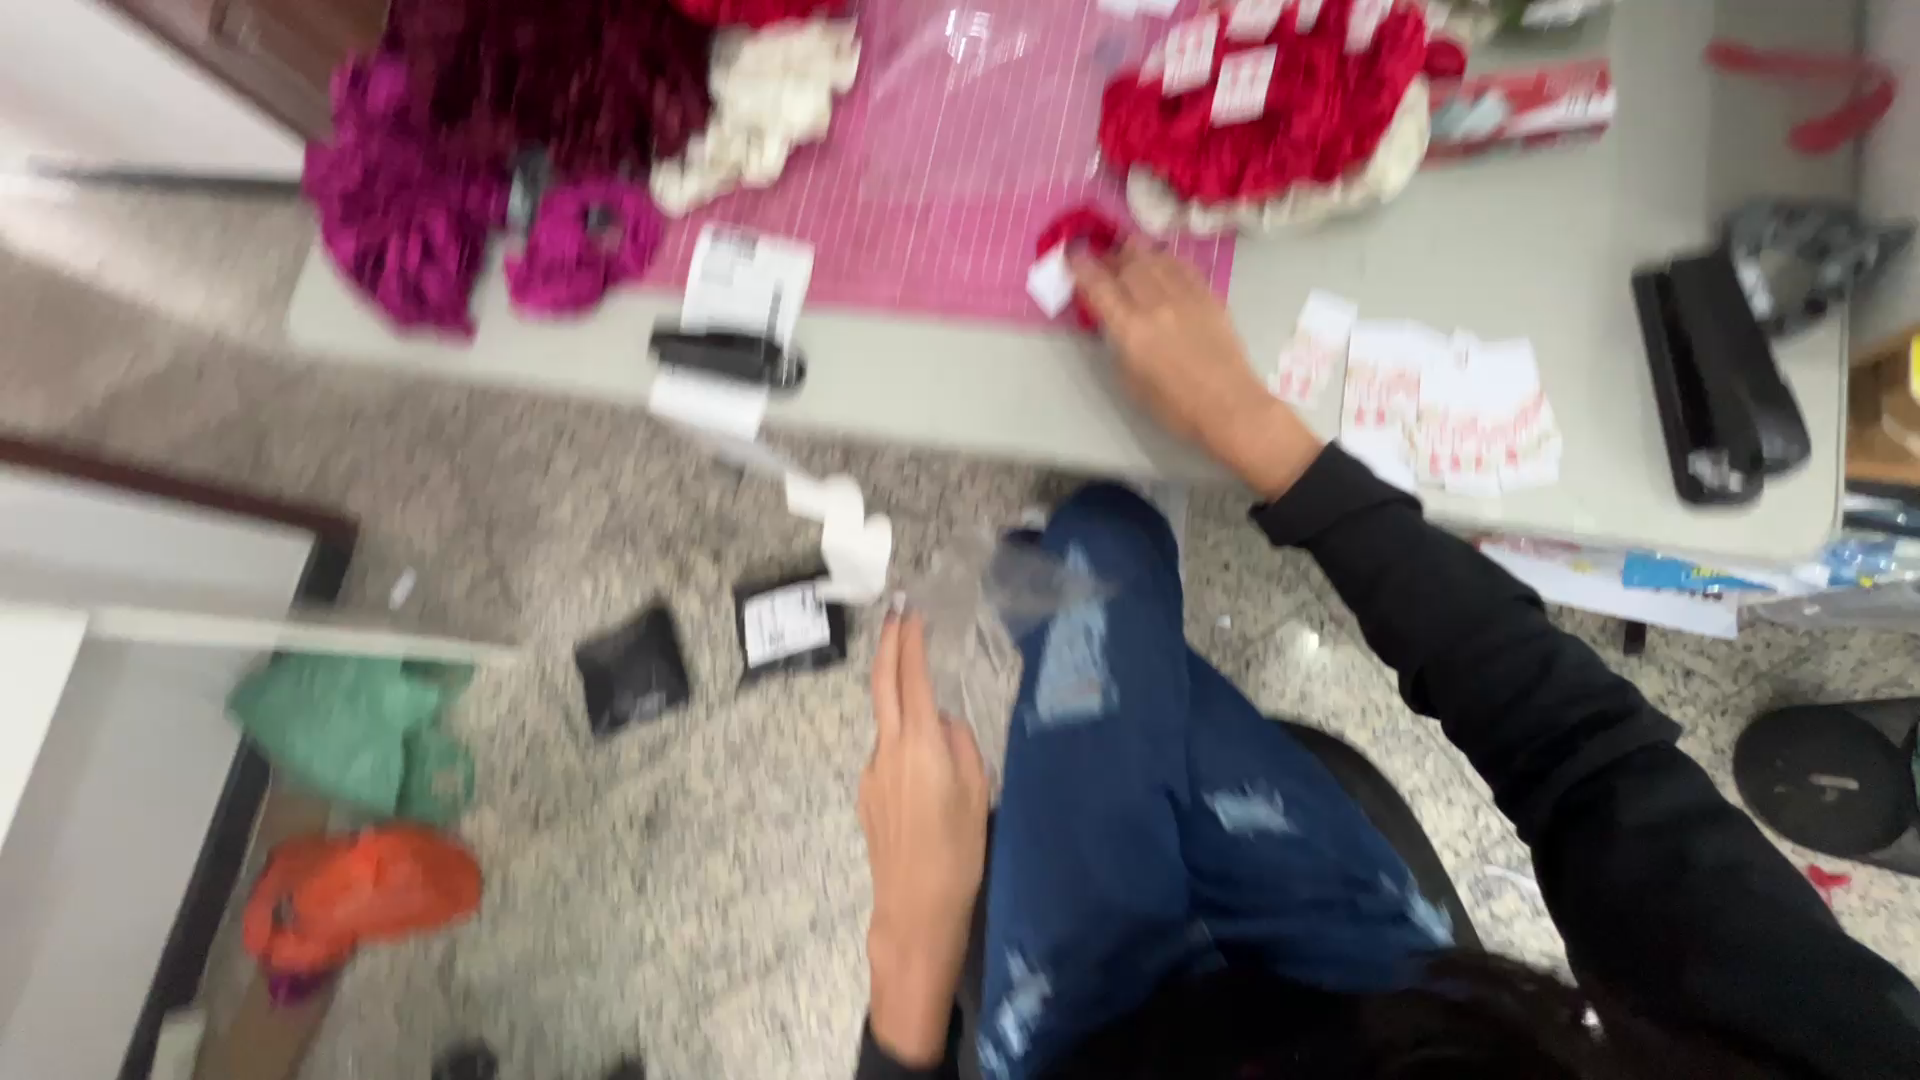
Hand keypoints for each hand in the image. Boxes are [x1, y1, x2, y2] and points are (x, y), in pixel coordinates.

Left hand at [860, 612, 990, 1065]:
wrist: (914, 908)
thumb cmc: (958, 851)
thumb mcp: (976, 790)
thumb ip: (959, 744)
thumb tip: (942, 721)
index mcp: (921, 744)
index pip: (912, 679)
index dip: (910, 642)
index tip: (911, 613)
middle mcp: (889, 748)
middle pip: (882, 684)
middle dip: (887, 645)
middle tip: (895, 614)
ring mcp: (872, 771)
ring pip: (886, 720)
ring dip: (899, 698)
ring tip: (930, 712)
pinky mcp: (866, 792)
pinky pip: (887, 752)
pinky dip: (902, 741)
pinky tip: (923, 774)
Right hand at [1072, 241, 1324, 499]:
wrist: (1228, 405)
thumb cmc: (1174, 407)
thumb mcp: (1131, 381)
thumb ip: (1119, 344)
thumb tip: (1115, 323)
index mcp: (1130, 330)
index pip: (1099, 287)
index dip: (1081, 267)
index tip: (1072, 257)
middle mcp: (1155, 305)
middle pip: (1127, 264)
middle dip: (1108, 257)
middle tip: (1100, 259)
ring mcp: (1185, 296)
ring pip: (1154, 258)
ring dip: (1136, 253)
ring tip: (1127, 255)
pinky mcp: (1209, 296)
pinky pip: (1181, 266)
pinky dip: (1164, 260)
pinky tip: (1160, 263)